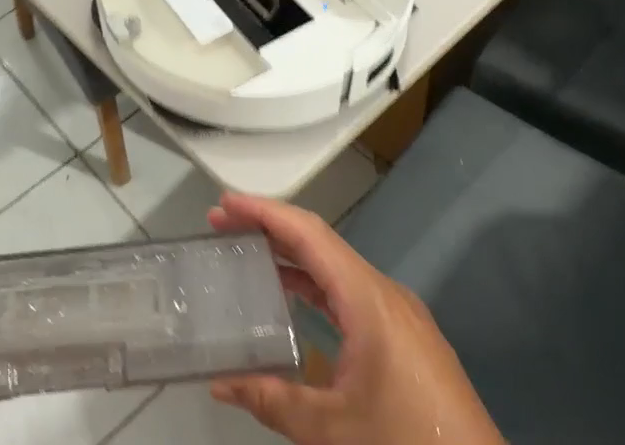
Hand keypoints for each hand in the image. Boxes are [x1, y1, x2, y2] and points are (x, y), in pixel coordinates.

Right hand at [207, 193, 505, 444]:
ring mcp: (399, 312)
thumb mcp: (331, 429)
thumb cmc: (405, 441)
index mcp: (368, 300)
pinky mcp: (405, 333)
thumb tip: (219, 384)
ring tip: (246, 253)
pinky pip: (350, 290)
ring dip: (292, 255)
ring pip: (336, 266)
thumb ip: (272, 401)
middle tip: (222, 223)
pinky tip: (290, 296)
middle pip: (321, 242)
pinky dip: (314, 282)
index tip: (224, 204)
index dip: (265, 212)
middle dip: (270, 227)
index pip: (310, 236)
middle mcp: (385, 293)